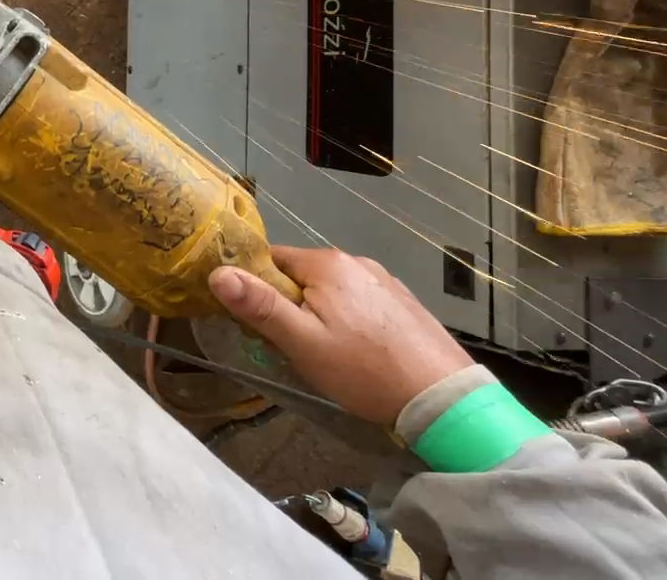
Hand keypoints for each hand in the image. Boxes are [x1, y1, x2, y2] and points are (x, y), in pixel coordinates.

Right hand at [207, 245, 473, 424]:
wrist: (450, 405)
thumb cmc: (365, 370)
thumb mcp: (302, 342)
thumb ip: (258, 305)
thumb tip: (216, 272)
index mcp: (326, 264)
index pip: (268, 261)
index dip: (257, 288)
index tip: (261, 321)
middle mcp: (355, 261)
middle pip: (298, 275)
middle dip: (288, 303)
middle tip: (293, 343)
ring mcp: (384, 281)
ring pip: (329, 289)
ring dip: (319, 311)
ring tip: (328, 350)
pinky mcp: (405, 302)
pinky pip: (358, 300)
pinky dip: (349, 317)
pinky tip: (359, 348)